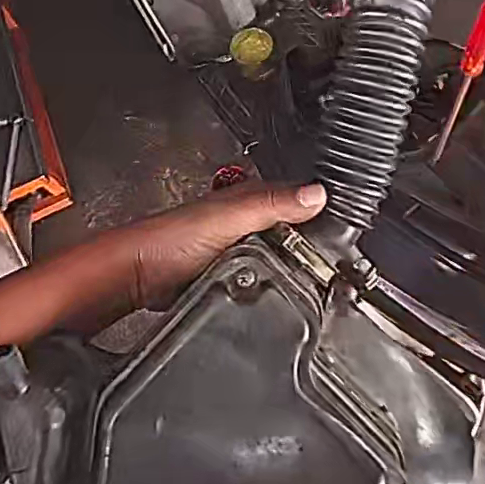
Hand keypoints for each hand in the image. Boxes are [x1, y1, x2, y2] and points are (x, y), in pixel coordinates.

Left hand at [126, 182, 326, 307]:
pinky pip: (261, 274)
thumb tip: (316, 194)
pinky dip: (273, 279)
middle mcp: (244, 220)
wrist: (136, 276)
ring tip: (319, 277)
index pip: (297, 197)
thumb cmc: (170, 241)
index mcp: (248, 199)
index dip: (322, 210)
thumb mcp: (228, 219)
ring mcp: (236, 248)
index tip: (348, 227)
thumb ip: (271, 206)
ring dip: (294, 263)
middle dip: (313, 240)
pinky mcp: (228, 274)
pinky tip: (282, 289)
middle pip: (290, 228)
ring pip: (277, 252)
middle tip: (340, 260)